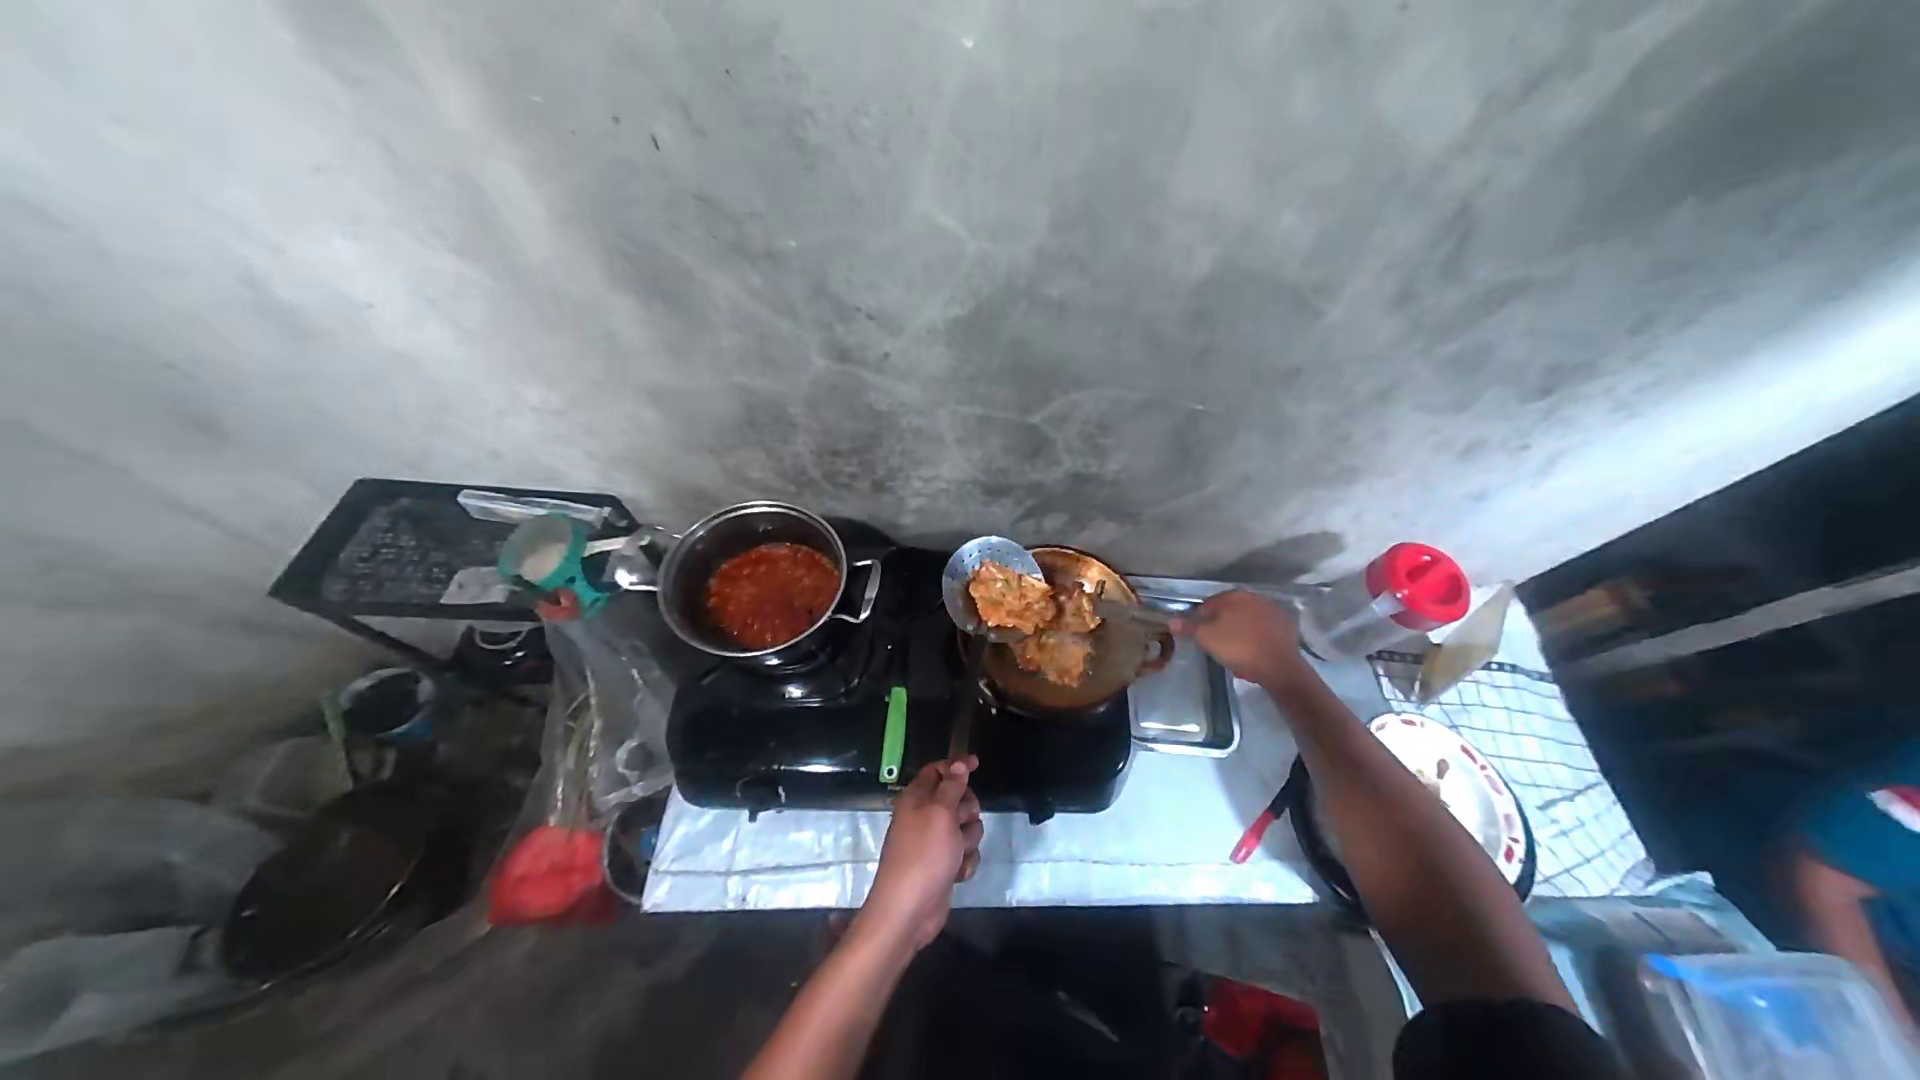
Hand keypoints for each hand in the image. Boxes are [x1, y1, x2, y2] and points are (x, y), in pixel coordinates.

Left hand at [858, 756, 982, 952]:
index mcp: (916, 797)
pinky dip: (965, 862)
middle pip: (958, 798)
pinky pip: (966, 853)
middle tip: (960, 821)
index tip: (977, 764)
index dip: (956, 766)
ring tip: (955, 854)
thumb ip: (951, 786)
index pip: (937, 770)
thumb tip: (958, 764)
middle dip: (967, 810)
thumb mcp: (940, 813)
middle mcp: (924, 816)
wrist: (909, 910)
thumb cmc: (923, 855)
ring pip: (966, 828)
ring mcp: (934, 842)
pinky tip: (957, 873)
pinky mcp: (944, 864)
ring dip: (967, 841)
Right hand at [1171, 590, 1309, 688]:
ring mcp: (1273, 610)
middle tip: (1216, 642)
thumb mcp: (1206, 638)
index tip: (1198, 634)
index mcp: (1233, 596)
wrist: (1278, 665)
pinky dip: (1257, 635)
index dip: (1200, 619)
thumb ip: (1188, 627)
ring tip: (1235, 647)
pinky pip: (1264, 628)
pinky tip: (1253, 649)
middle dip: (1222, 622)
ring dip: (1240, 628)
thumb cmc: (1237, 647)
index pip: (1208, 604)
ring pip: (1248, 618)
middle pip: (1230, 610)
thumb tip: (1171, 620)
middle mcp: (1254, 597)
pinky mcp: (1286, 625)